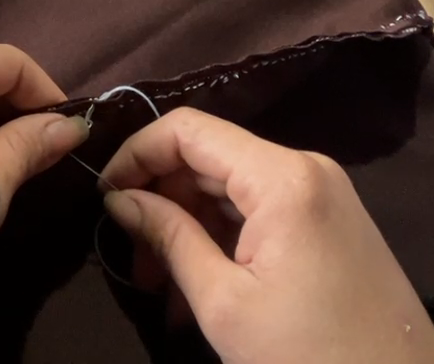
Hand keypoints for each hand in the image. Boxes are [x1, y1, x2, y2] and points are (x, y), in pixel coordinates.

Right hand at [99, 108, 433, 363]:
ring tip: (159, 284)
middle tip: (130, 255)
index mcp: (281, 175)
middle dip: (161, 199)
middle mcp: (303, 167)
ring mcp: (321, 194)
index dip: (138, 153)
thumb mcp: (224, 304)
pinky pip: (257, 211)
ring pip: (228, 186)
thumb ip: (168, 236)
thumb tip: (118, 197)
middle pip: (207, 157)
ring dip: (187, 224)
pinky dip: (221, 239)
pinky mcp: (329, 223)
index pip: (188, 129)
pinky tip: (197, 287)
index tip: (105, 195)